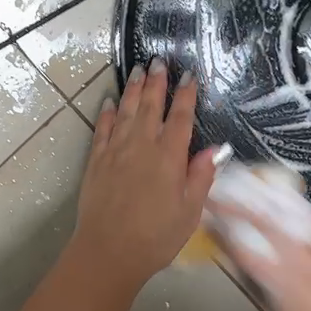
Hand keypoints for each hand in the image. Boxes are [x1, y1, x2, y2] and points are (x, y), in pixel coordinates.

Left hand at [67, 59, 218, 292]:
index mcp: (169, 157)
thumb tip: (214, 149)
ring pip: (126, 111)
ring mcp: (116, 149)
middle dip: (156, 82)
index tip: (189, 75)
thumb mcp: (189, 212)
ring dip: (132, 89)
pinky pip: (103, 128)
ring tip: (137, 69)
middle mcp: (142, 145)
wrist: (109, 250)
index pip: (180, 118)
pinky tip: (110, 101)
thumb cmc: (156, 236)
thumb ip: (201, 177)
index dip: (185, 95)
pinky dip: (107, 112)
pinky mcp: (96, 159)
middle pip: (150, 106)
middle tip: (158, 60)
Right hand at [206, 169, 310, 310]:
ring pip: (271, 202)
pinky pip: (291, 201)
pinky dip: (273, 188)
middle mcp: (286, 246)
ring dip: (248, 185)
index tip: (200, 208)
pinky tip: (265, 180)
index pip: (235, 237)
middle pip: (252, 211)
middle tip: (209, 183)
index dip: (215, 220)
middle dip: (227, 194)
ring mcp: (305, 233)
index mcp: (271, 269)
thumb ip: (252, 275)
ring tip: (231, 175)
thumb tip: (231, 250)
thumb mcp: (274, 306)